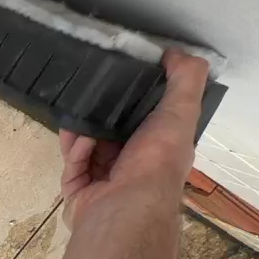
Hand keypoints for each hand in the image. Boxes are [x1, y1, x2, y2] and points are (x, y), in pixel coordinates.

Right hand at [60, 50, 208, 229]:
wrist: (124, 205)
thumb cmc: (157, 159)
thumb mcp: (183, 109)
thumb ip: (185, 77)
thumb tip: (174, 52)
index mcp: (160, 148)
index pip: (149, 120)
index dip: (139, 100)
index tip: (128, 78)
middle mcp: (133, 164)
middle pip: (114, 134)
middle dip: (103, 115)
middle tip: (93, 93)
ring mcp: (103, 179)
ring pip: (89, 148)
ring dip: (84, 130)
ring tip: (77, 112)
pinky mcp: (77, 190)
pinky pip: (74, 165)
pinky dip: (75, 151)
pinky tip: (79, 140)